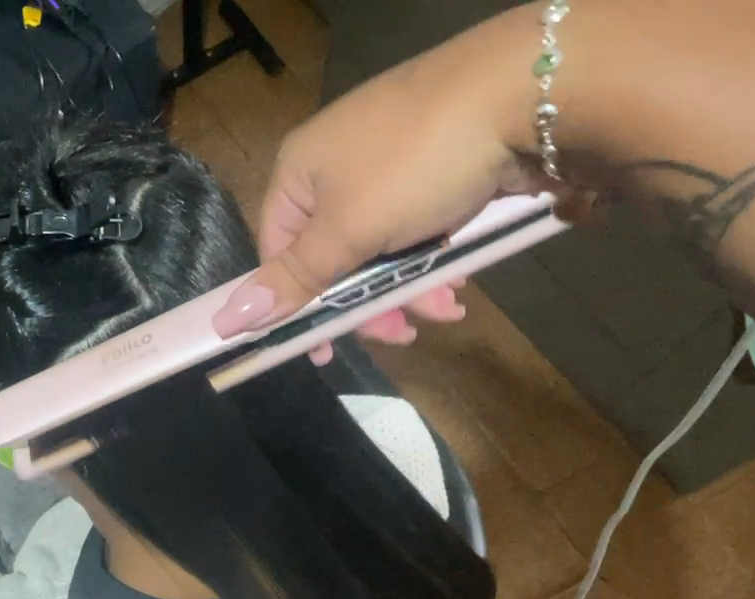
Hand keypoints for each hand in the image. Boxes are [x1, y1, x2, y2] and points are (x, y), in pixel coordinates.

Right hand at [215, 7, 558, 343]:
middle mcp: (338, 169)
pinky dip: (434, 264)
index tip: (323, 349)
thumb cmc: (415, 164)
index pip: (277, 253)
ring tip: (442, 310)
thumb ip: (291, 281)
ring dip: (407, 291)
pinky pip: (418, 234)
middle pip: (333, 261)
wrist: (528, 93)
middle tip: (397, 334)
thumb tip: (226, 322)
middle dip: (366, 304)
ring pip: (380, 253)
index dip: (297, 304)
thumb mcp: (345, 232)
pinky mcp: (437, 173)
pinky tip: (459, 285)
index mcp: (301, 173)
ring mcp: (390, 169)